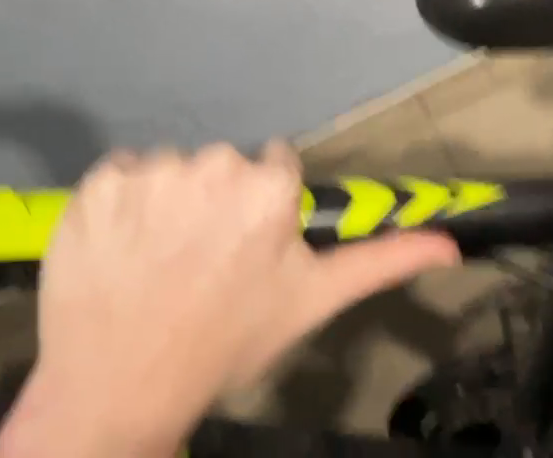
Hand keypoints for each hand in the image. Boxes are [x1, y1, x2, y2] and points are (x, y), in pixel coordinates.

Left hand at [0, 143, 460, 456]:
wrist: (118, 389)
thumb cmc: (227, 342)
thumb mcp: (313, 300)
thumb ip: (383, 261)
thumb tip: (456, 245)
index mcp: (270, 187)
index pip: (273, 168)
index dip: (260, 211)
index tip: (243, 249)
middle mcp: (215, 164)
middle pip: (225, 166)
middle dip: (219, 201)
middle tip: (202, 262)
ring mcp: (151, 173)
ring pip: (175, 169)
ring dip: (169, 202)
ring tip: (159, 259)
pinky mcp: (97, 182)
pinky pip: (122, 173)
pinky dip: (122, 203)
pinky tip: (121, 246)